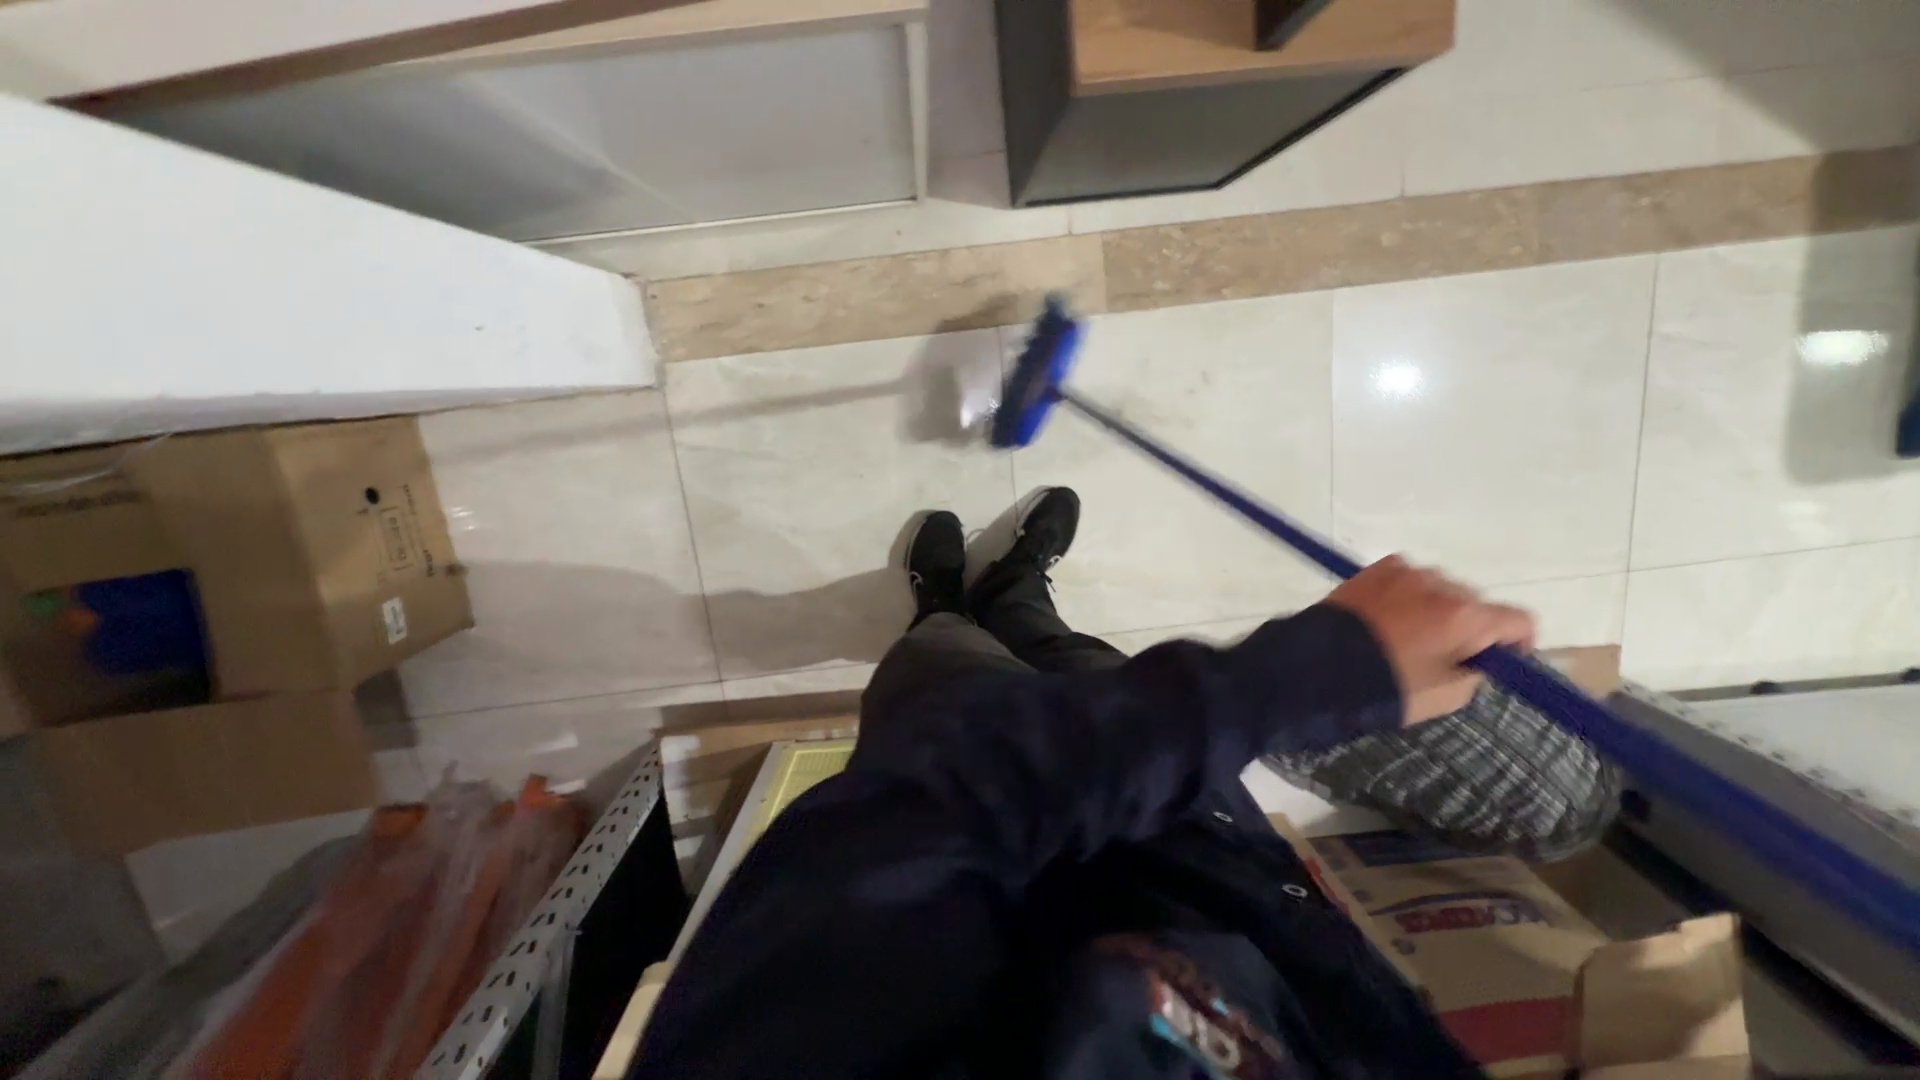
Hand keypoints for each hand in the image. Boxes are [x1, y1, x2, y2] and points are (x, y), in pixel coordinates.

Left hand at [1324, 555, 1535, 725]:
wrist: (1318, 667)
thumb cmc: (1386, 686)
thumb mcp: (1447, 694)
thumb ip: (1476, 672)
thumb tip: (1479, 657)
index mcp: (1466, 616)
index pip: (1520, 620)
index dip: (1517, 643)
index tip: (1498, 660)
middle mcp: (1442, 585)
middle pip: (1476, 603)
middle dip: (1469, 626)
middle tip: (1441, 653)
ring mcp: (1406, 572)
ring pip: (1441, 589)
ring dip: (1436, 608)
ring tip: (1407, 637)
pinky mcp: (1375, 569)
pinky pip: (1408, 579)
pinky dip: (1407, 594)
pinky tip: (1387, 617)